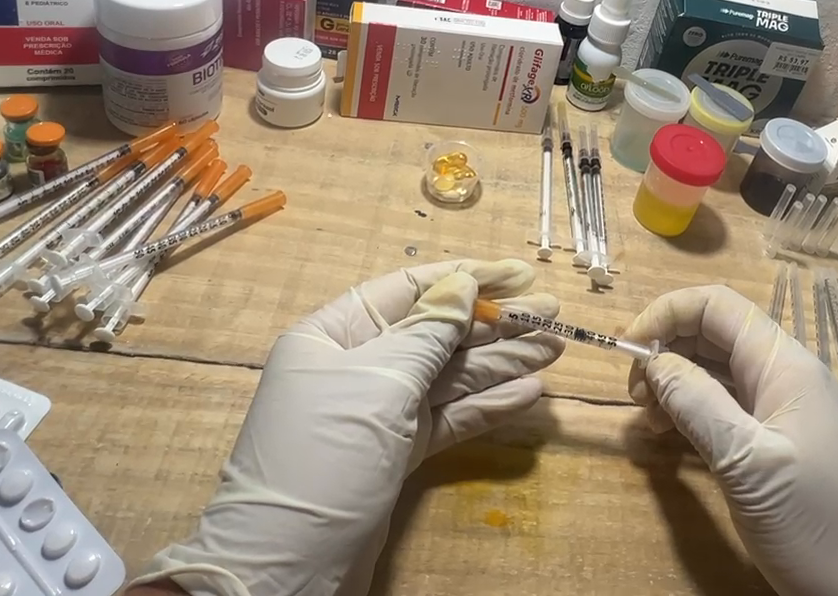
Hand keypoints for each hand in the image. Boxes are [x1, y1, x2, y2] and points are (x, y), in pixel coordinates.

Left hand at [138, 259, 565, 595]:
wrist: (283, 573)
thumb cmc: (326, 457)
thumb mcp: (380, 384)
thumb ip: (429, 332)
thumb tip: (464, 284)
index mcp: (337, 333)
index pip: (412, 288)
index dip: (468, 277)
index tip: (520, 273)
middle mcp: (359, 365)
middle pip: (438, 333)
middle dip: (496, 324)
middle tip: (553, 314)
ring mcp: (380, 411)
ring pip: (450, 375)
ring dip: (502, 362)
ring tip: (554, 349)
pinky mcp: (397, 452)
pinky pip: (448, 416)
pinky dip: (487, 405)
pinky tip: (529, 395)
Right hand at [627, 286, 837, 595]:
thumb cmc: (814, 522)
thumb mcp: (746, 464)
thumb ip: (697, 404)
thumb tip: (654, 362)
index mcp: (783, 363)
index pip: (717, 305)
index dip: (667, 314)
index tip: (628, 348)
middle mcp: (783, 372)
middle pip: (713, 333)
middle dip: (667, 349)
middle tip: (634, 394)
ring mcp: (782, 404)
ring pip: (716, 368)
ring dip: (675, 381)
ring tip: (646, 417)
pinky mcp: (777, 436)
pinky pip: (726, 403)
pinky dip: (692, 409)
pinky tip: (668, 431)